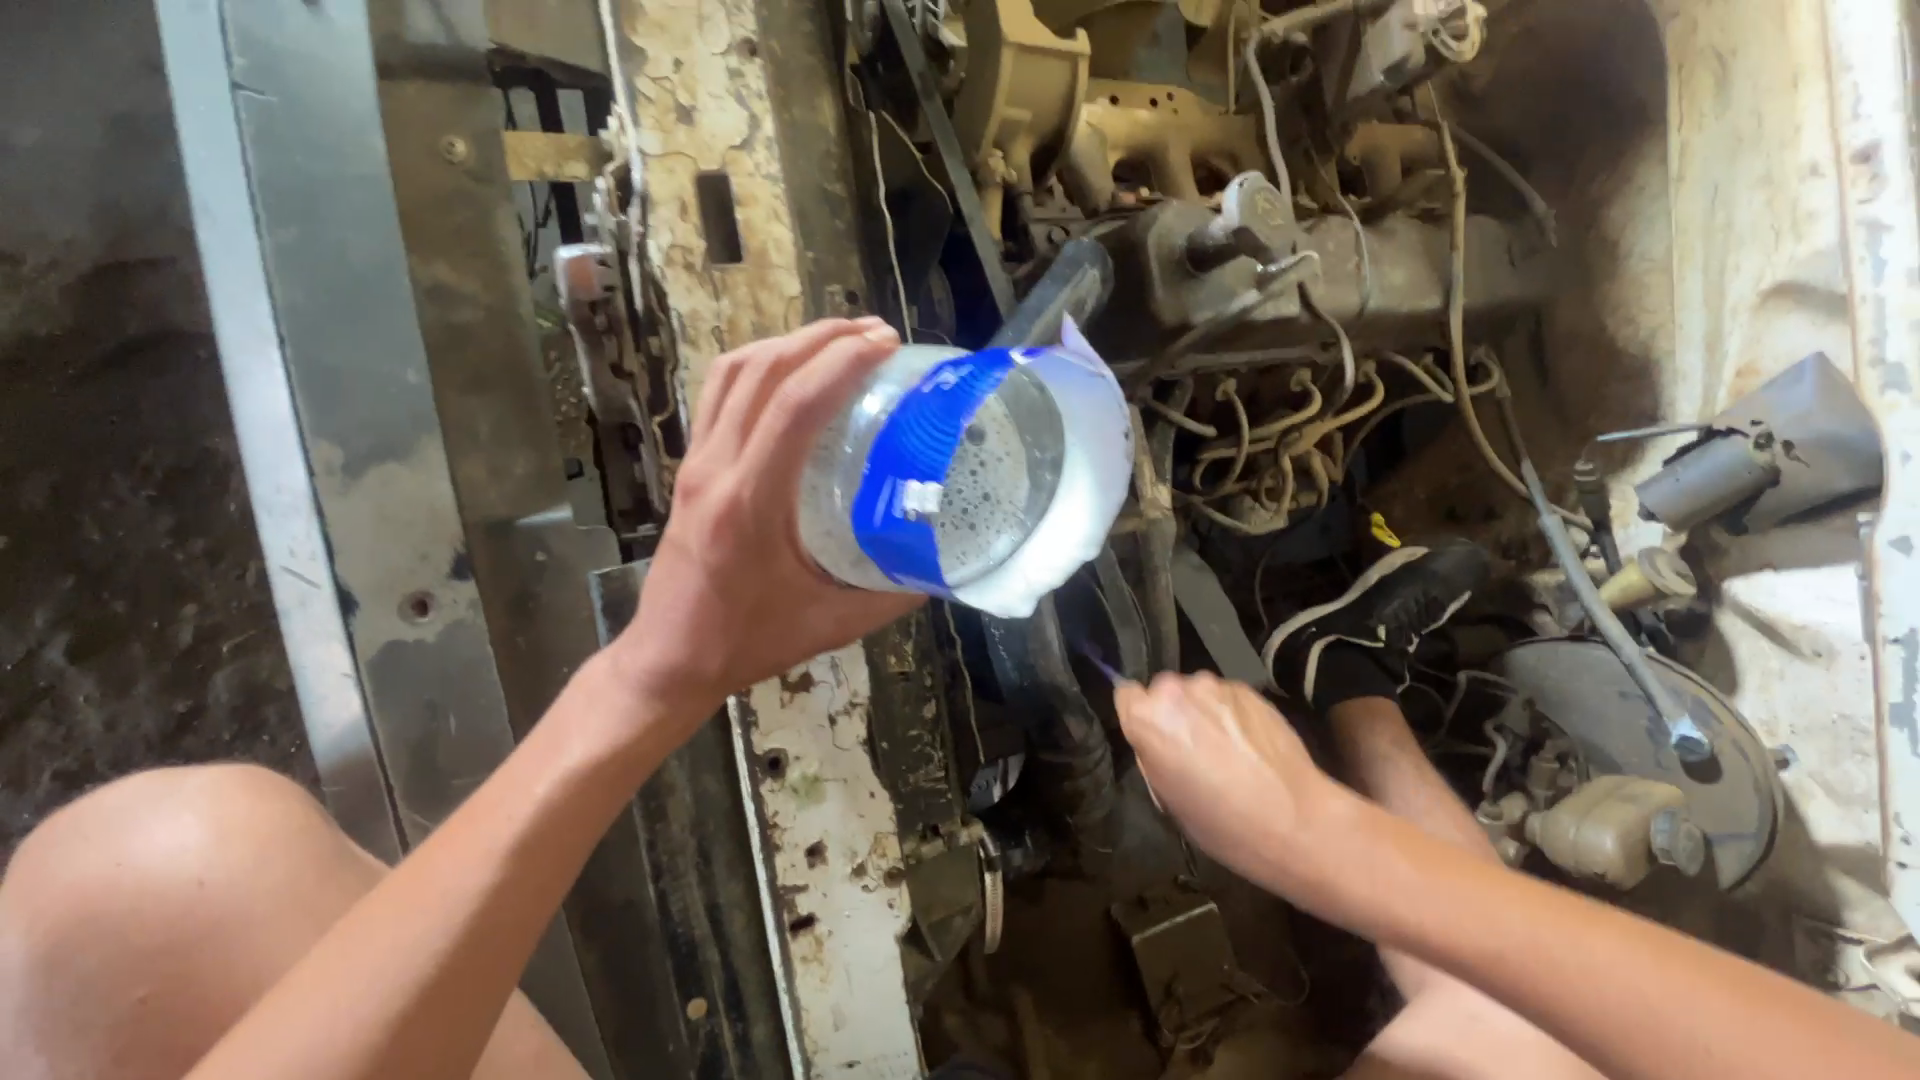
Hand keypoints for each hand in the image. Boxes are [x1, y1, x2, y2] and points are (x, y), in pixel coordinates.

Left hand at [615, 318, 925, 723]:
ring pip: (733, 373)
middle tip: (875, 332)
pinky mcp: (689, 468)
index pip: (794, 406)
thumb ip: (892, 594)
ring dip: (787, 343)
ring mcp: (695, 464)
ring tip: (837, 339)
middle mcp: (716, 469)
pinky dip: (758, 366)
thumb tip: (943, 566)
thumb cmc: (748, 643)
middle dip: (822, 338)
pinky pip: (719, 395)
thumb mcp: (831, 624)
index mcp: (750, 503)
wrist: (668, 657)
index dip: (842, 362)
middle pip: (762, 372)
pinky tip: (791, 372)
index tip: (886, 345)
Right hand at [1115, 673, 1349, 890]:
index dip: (1138, 716)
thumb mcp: (1166, 795)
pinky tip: (1250, 743)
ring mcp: (1215, 687)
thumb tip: (1157, 737)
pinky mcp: (1249, 689)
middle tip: (1192, 747)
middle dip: (1173, 712)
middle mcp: (1175, 691)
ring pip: (1197, 691)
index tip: (1154, 737)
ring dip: (1203, 710)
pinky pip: (1227, 696)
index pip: (1125, 694)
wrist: (1294, 820)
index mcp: (1146, 718)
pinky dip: (1232, 712)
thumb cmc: (1220, 821)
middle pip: (1162, 691)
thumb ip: (1152, 752)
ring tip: (1226, 747)